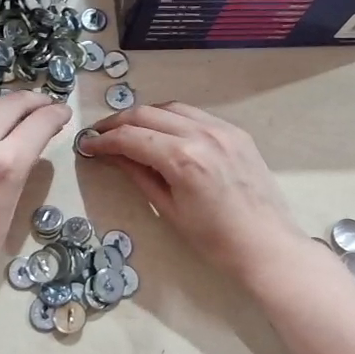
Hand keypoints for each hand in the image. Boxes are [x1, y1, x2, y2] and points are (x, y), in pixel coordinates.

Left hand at [0, 91, 71, 311]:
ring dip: (0, 107)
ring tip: (10, 115)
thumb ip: (19, 170)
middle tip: (43, 106)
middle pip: (10, 104)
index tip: (63, 112)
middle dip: (32, 102)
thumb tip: (30, 144)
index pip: (39, 122)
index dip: (56, 113)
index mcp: (5, 166)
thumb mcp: (10, 209)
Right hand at [86, 102, 302, 288]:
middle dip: (118, 122)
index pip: (131, 137)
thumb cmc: (215, 239)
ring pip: (171, 108)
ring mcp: (222, 129)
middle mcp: (201, 134)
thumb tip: (112, 155)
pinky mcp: (236, 132)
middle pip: (147, 114)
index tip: (87, 145)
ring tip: (128, 131)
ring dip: (144, 115)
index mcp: (183, 158)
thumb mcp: (169, 209)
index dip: (104, 140)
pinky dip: (172, 118)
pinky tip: (163, 132)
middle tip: (100, 136)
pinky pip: (195, 114)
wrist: (267, 245)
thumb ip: (139, 175)